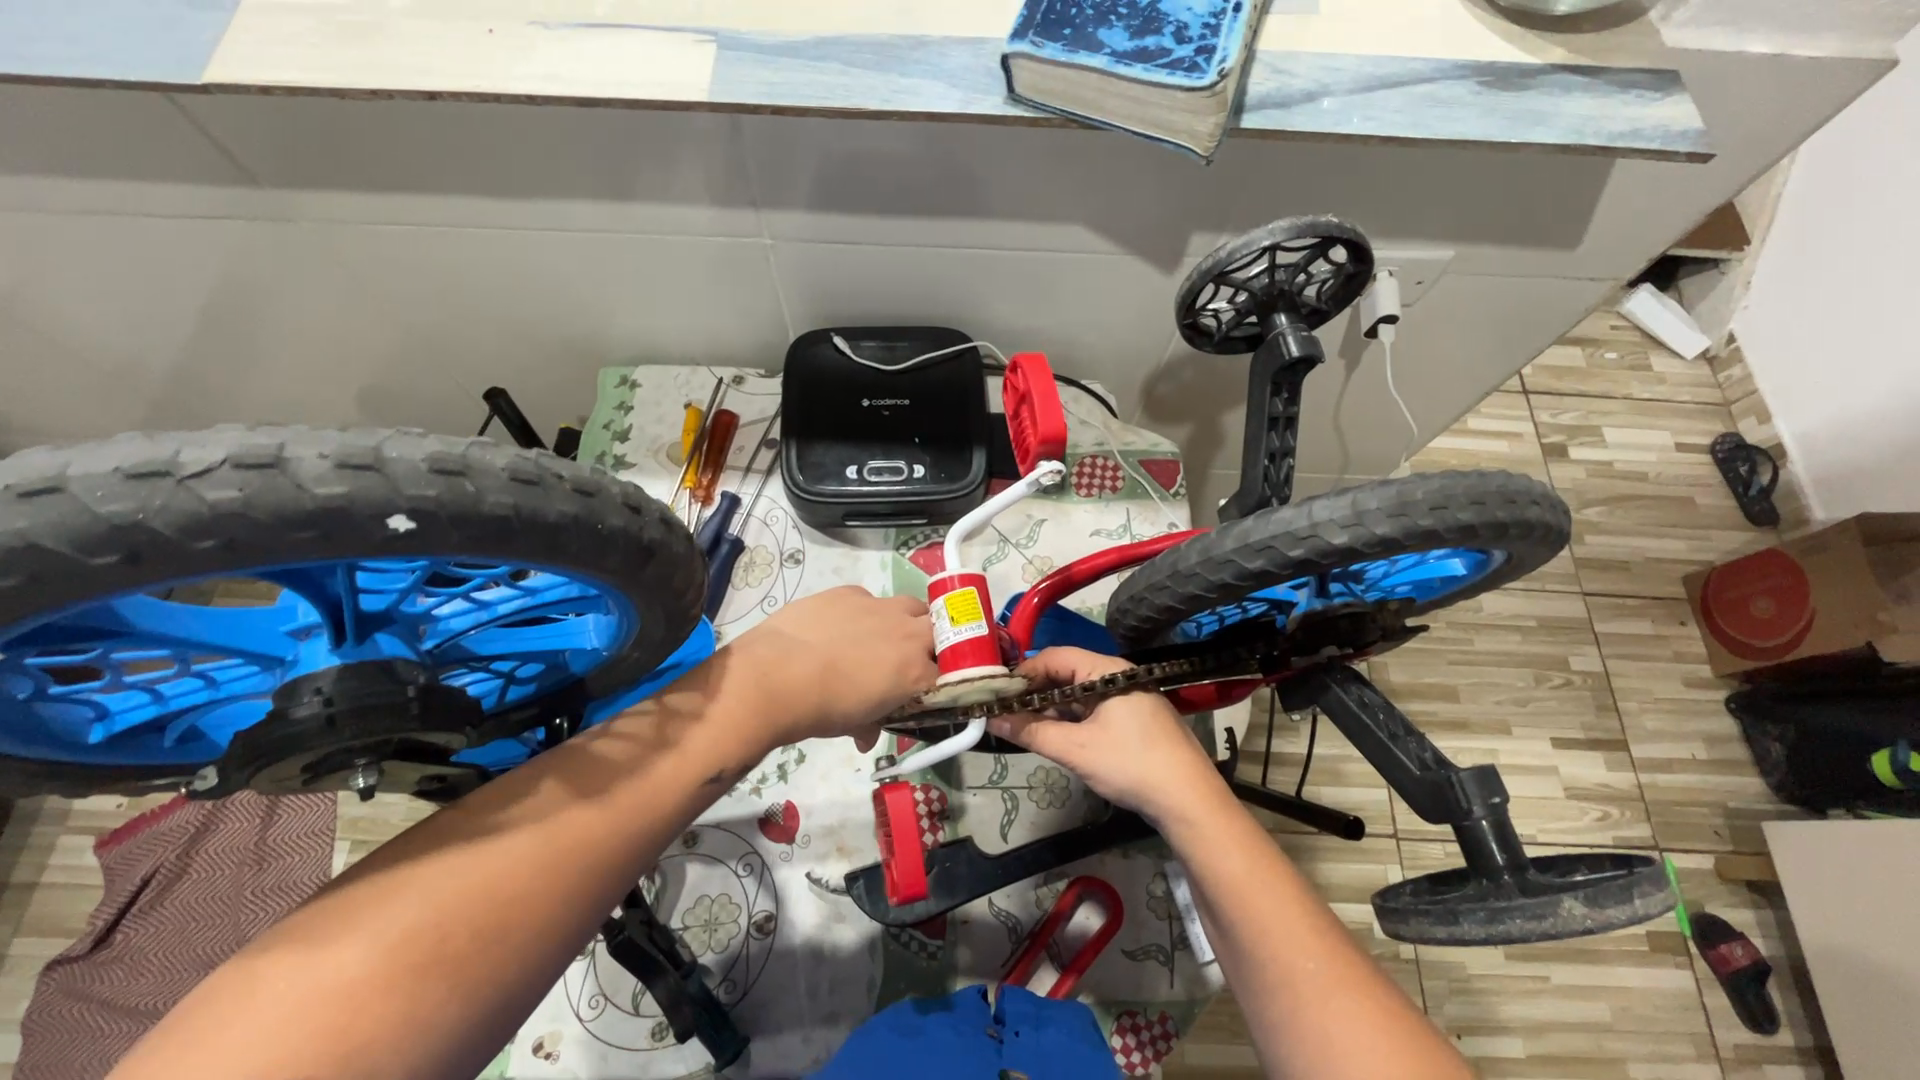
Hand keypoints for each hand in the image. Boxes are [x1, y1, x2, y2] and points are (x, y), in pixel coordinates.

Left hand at [723, 586, 937, 750]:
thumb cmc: (822, 709)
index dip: (939, 679)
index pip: (946, 673)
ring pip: (910, 605)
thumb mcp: (854, 724)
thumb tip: (865, 737)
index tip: (926, 686)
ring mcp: (878, 607)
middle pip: (941, 629)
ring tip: (882, 636)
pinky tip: (839, 626)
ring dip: (905, 620)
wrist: (776, 675)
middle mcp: (907, 634)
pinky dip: (863, 612)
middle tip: (912, 657)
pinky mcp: (849, 592)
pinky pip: (867, 598)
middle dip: (933, 641)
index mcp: (915, 672)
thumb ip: (870, 725)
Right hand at [986, 647, 1223, 820]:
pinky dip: (1072, 719)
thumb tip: (991, 719)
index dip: (1023, 673)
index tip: (996, 694)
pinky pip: (1094, 709)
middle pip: (1066, 673)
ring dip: (1052, 708)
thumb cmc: (1131, 765)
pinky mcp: (1135, 719)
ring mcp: (1129, 697)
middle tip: (1005, 712)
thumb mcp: (1076, 749)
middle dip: (1035, 692)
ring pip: (1080, 694)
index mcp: (1106, 671)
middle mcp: (1118, 676)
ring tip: (1024, 727)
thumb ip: (1031, 732)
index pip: (1054, 656)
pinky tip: (1056, 737)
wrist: (1189, 799)